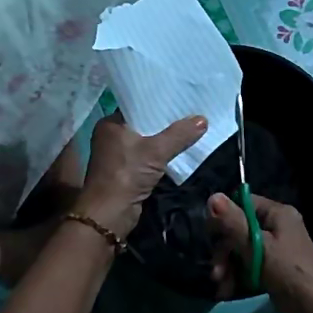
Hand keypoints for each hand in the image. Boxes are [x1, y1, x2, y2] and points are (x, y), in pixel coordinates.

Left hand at [74, 112, 207, 237]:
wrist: (109, 215)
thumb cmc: (126, 174)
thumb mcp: (156, 151)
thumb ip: (180, 134)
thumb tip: (203, 119)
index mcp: (111, 124)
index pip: (138, 106)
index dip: (159, 102)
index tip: (181, 97)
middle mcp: (112, 136)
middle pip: (144, 123)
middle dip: (166, 121)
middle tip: (191, 111)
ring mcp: (118, 155)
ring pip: (148, 140)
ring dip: (166, 138)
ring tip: (191, 127)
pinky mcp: (126, 171)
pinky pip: (149, 155)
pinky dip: (162, 153)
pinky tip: (181, 148)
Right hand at [207, 193, 312, 312]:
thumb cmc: (287, 271)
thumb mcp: (258, 246)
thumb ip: (234, 223)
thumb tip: (212, 196)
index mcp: (278, 213)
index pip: (244, 203)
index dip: (224, 217)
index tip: (210, 237)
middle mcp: (277, 226)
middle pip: (239, 229)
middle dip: (225, 251)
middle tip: (216, 272)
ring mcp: (275, 247)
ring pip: (241, 249)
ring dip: (228, 267)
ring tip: (221, 286)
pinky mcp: (272, 267)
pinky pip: (248, 265)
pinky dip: (237, 276)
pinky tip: (227, 292)